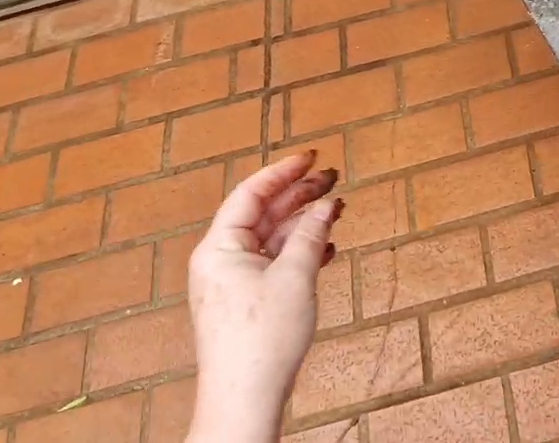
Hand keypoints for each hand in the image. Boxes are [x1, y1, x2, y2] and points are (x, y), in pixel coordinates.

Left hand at [187, 151, 341, 442]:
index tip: (311, 156)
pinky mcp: (248, 301)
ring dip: (306, 222)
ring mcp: (235, 281)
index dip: (283, 171)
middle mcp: (222, 259)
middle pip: (264, 213)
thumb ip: (312, 234)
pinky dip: (302, 250)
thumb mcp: (295, 276)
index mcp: (220, 247)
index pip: (251, 193)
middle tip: (332, 177)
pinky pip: (276, 262)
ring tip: (338, 208)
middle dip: (300, 194)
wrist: (245, 401)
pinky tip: (328, 246)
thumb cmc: (261, 340)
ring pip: (273, 237)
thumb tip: (327, 204)